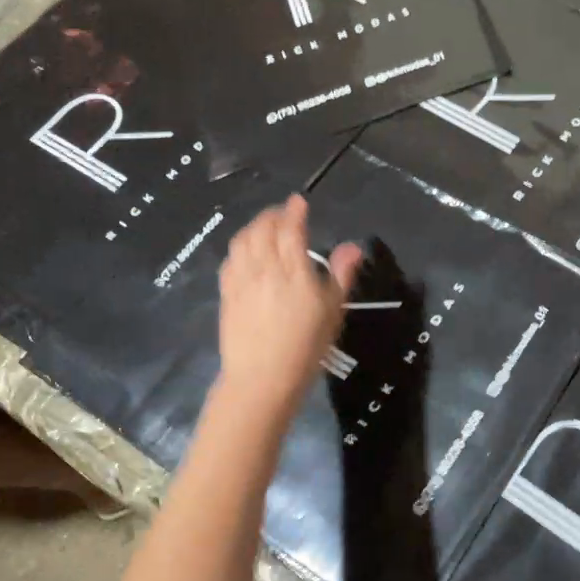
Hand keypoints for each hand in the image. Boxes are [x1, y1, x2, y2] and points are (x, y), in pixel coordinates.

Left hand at [216, 195, 360, 408]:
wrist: (262, 379)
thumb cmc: (306, 347)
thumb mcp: (333, 311)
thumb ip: (341, 275)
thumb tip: (352, 246)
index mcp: (294, 273)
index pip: (291, 231)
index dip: (294, 212)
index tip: (299, 201)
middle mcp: (265, 270)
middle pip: (263, 231)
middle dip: (272, 215)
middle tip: (283, 212)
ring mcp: (242, 282)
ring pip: (242, 242)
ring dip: (253, 227)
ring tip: (264, 226)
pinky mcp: (227, 295)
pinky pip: (230, 260)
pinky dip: (239, 247)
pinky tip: (245, 251)